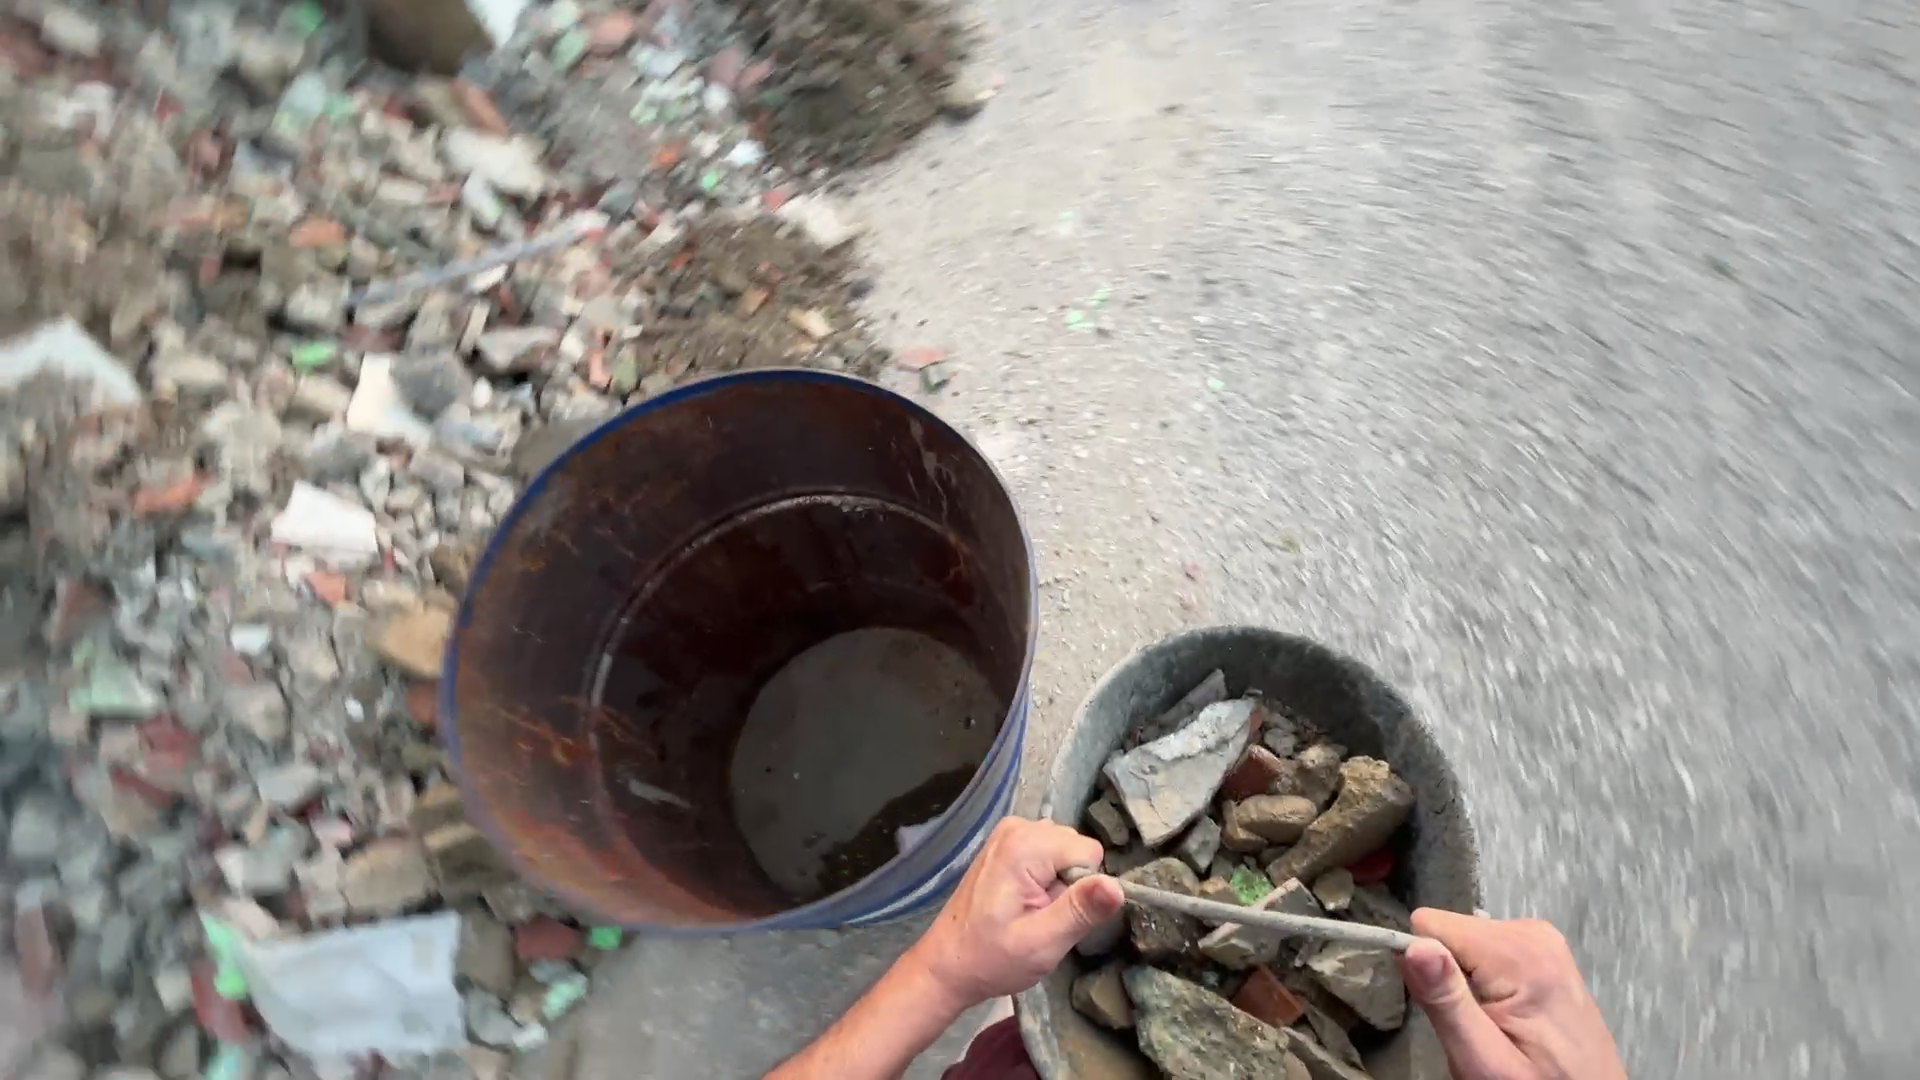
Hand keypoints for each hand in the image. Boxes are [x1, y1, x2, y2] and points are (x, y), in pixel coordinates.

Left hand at [907, 817, 1125, 1008]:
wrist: (949, 961)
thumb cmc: (993, 958)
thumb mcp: (1042, 943)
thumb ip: (1081, 911)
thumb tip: (1118, 886)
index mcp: (1024, 845)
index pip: (1089, 852)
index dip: (1083, 888)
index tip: (1057, 913)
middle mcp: (1018, 826)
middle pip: (1076, 846)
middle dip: (1070, 882)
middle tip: (1042, 915)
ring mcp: (1009, 830)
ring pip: (1064, 848)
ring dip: (1057, 880)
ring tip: (1031, 908)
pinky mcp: (1006, 839)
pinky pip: (1047, 849)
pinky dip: (1044, 873)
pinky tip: (1024, 897)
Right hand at [1400, 909, 1626, 1079]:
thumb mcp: (1484, 1062)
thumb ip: (1447, 1002)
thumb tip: (1414, 945)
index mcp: (1519, 953)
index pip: (1428, 926)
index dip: (1430, 971)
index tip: (1454, 1011)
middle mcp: (1533, 932)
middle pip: (1448, 930)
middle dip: (1452, 977)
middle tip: (1480, 1024)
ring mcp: (1543, 939)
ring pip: (1462, 937)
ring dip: (1468, 979)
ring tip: (1496, 1021)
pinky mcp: (1544, 949)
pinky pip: (1483, 945)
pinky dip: (1485, 976)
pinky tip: (1509, 1011)